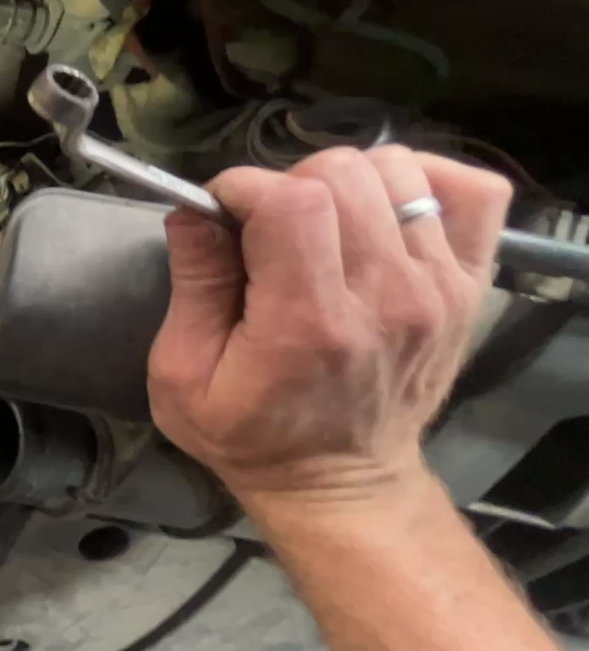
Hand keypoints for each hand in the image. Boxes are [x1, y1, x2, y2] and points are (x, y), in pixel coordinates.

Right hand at [148, 146, 512, 514]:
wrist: (335, 479)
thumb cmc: (242, 431)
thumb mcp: (180, 371)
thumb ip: (193, 287)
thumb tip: (192, 213)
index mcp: (306, 323)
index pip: (292, 203)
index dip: (241, 188)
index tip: (213, 212)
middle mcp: (387, 296)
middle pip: (344, 175)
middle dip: (281, 183)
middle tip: (254, 226)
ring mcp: (440, 287)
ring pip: (398, 171)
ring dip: (339, 183)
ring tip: (308, 222)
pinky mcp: (467, 285)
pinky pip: (469, 191)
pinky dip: (417, 180)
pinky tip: (373, 208)